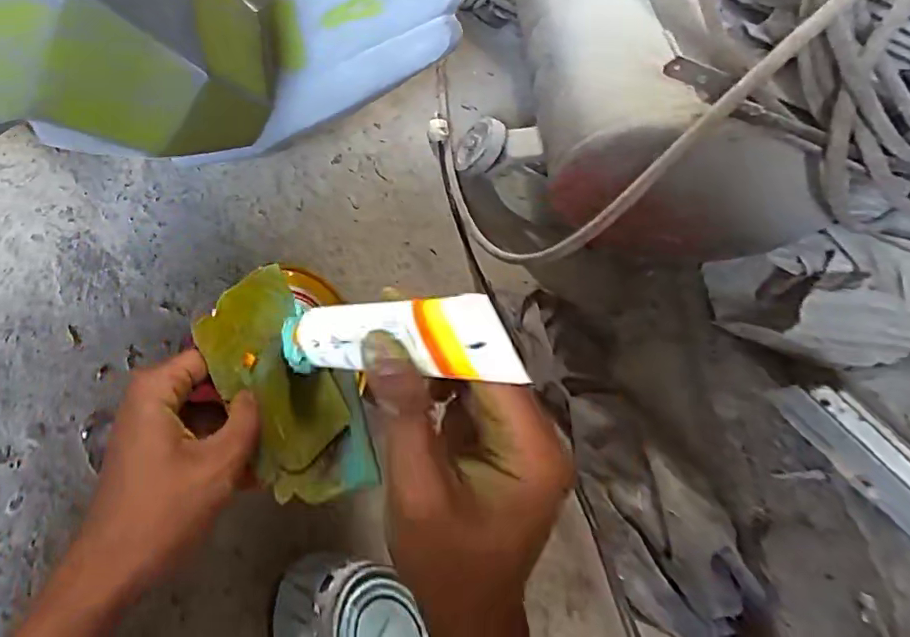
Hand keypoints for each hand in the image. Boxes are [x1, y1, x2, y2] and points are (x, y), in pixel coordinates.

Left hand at [15, 350, 258, 635]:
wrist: (114, 563)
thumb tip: (255, 393)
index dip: (238, 366)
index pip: (203, 358)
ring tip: (274, 446)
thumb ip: (243, 425)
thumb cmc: (163, 510)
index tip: (274, 376)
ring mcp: (147, 423)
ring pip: (199, 413)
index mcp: (155, 387)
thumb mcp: (215, 468)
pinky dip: (215, 447)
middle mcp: (147, 396)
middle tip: (280, 414)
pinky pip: (189, 435)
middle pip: (202, 384)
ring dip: (232, 430)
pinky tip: (251, 471)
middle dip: (239, 402)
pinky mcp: (151, 449)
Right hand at [364, 332, 573, 636]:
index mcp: (532, 449)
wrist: (462, 608)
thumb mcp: (417, 483)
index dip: (446, 331)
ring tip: (377, 340)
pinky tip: (392, 376)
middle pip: (481, 364)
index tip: (396, 303)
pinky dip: (425, 378)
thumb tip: (381, 341)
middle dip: (428, 339)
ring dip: (423, 356)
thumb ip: (405, 409)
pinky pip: (459, 392)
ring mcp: (513, 437)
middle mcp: (533, 435)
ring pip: (467, 373)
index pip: (492, 367)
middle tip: (377, 316)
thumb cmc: (444, 556)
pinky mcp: (491, 440)